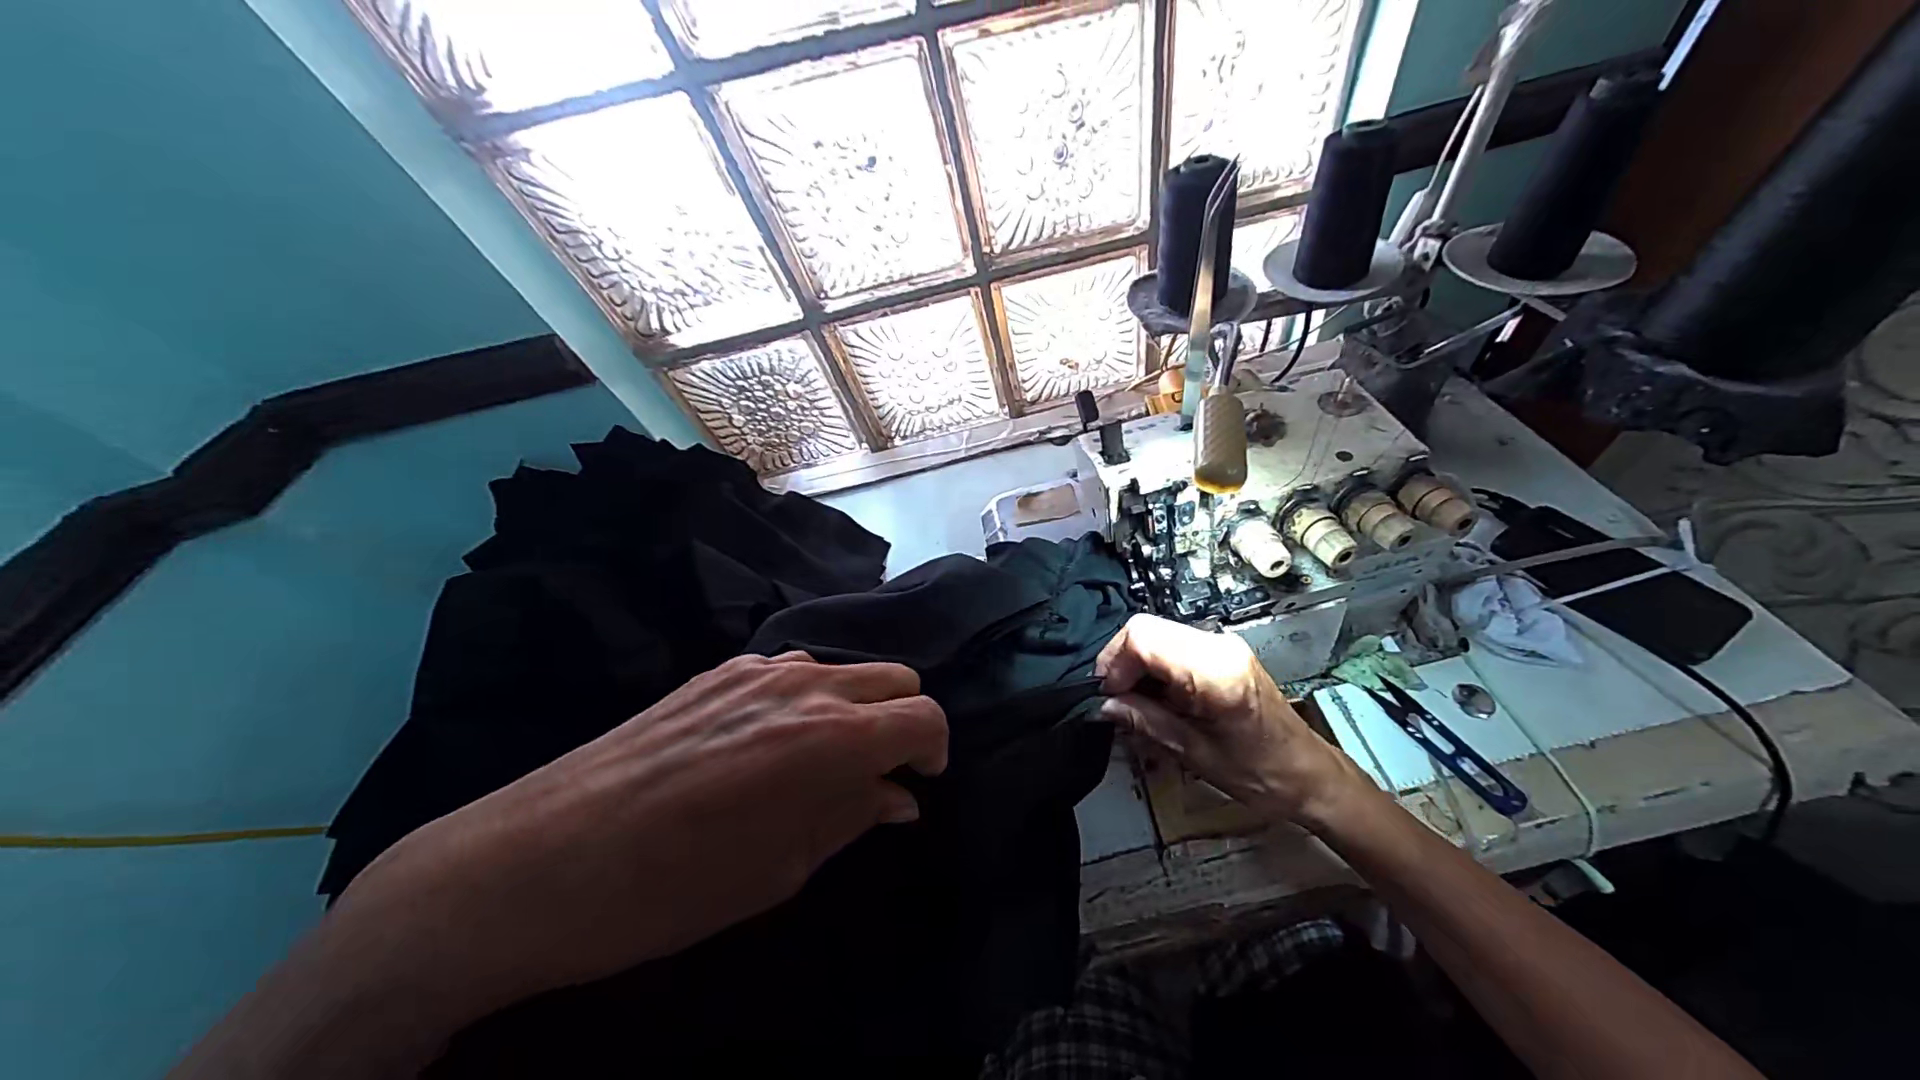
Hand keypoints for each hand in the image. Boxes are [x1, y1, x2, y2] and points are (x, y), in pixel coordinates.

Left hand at [332, 651, 946, 1015]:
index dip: (934, 748)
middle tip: (879, 774)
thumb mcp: (778, 871)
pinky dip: (807, 698)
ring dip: (854, 707)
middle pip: (892, 677)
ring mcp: (754, 670)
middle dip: (901, 720)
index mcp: (829, 737)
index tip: (921, 782)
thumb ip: (851, 818)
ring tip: (821, 762)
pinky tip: (769, 745)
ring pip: (841, 668)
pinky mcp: (713, 671)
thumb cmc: (668, 889)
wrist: (534, 860)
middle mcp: (802, 685)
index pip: (922, 715)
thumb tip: (899, 796)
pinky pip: (790, 670)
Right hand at [1096, 613, 1370, 829]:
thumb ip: (1146, 721)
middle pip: (1145, 629)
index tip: (1108, 696)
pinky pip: (1172, 644)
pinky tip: (1157, 697)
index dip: (1114, 663)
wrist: (1309, 774)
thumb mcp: (1195, 753)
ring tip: (1136, 703)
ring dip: (1136, 664)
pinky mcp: (1222, 651)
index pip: (1143, 637)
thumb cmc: (1262, 773)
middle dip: (1121, 662)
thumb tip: (1105, 705)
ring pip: (1156, 633)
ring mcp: (1222, 645)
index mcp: (1216, 671)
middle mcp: (1219, 646)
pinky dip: (1154, 665)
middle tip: (1116, 700)